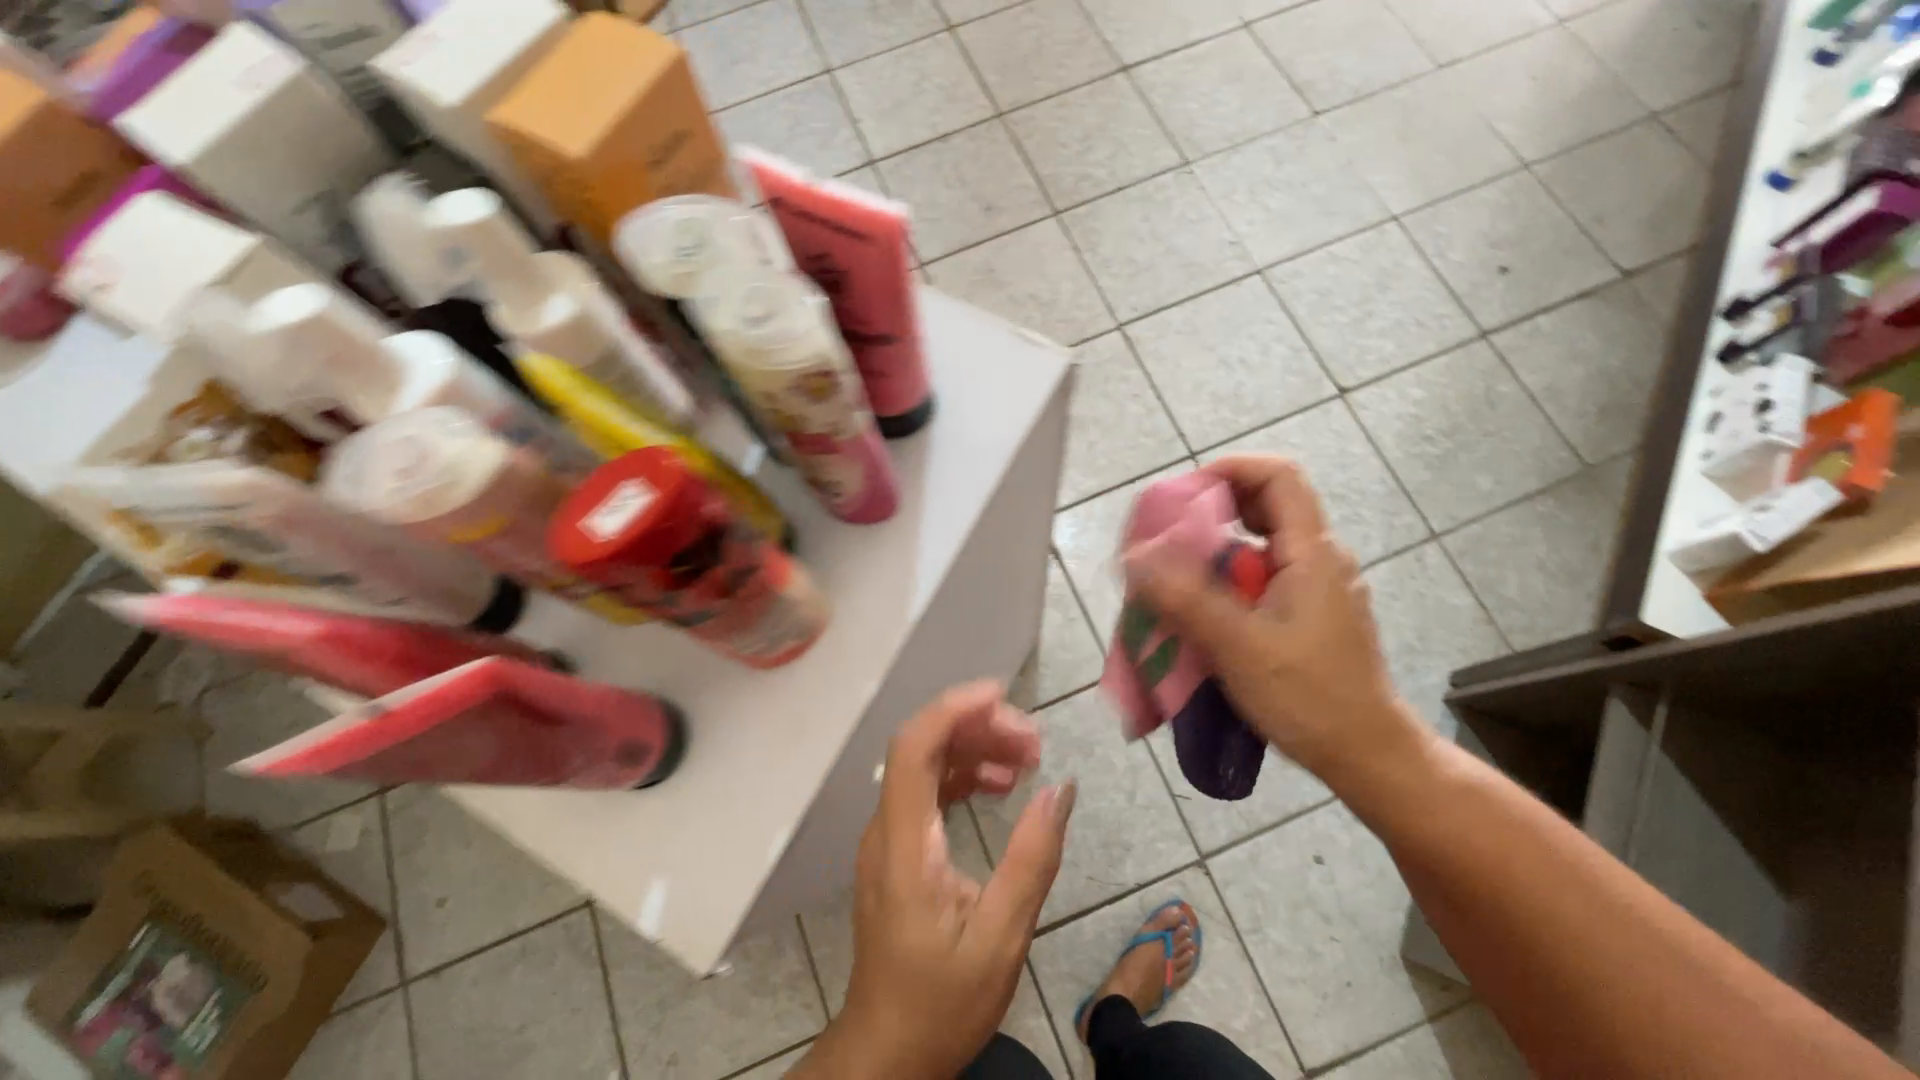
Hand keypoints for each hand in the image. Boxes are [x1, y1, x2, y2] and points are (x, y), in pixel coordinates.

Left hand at [794, 682, 1075, 1079]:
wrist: (889, 1049)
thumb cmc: (943, 1001)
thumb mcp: (1002, 937)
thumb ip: (1032, 858)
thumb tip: (1061, 788)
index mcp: (905, 846)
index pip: (914, 749)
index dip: (953, 709)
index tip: (1002, 696)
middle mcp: (886, 831)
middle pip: (923, 750)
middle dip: (978, 730)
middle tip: (1036, 743)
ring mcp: (887, 842)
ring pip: (926, 770)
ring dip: (974, 753)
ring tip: (1028, 761)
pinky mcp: (897, 855)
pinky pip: (927, 796)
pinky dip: (963, 780)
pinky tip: (1000, 788)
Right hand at [1125, 456, 1430, 787]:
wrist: (1366, 754)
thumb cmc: (1308, 696)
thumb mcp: (1238, 646)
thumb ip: (1185, 597)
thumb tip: (1133, 557)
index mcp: (1313, 553)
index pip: (1278, 477)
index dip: (1230, 470)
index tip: (1184, 496)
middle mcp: (1321, 560)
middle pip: (1267, 508)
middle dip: (1212, 516)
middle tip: (1167, 542)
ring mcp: (1319, 590)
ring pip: (1262, 549)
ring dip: (1216, 557)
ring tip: (1174, 583)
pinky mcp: (1312, 617)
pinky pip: (1265, 582)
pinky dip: (1229, 586)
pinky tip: (1203, 618)